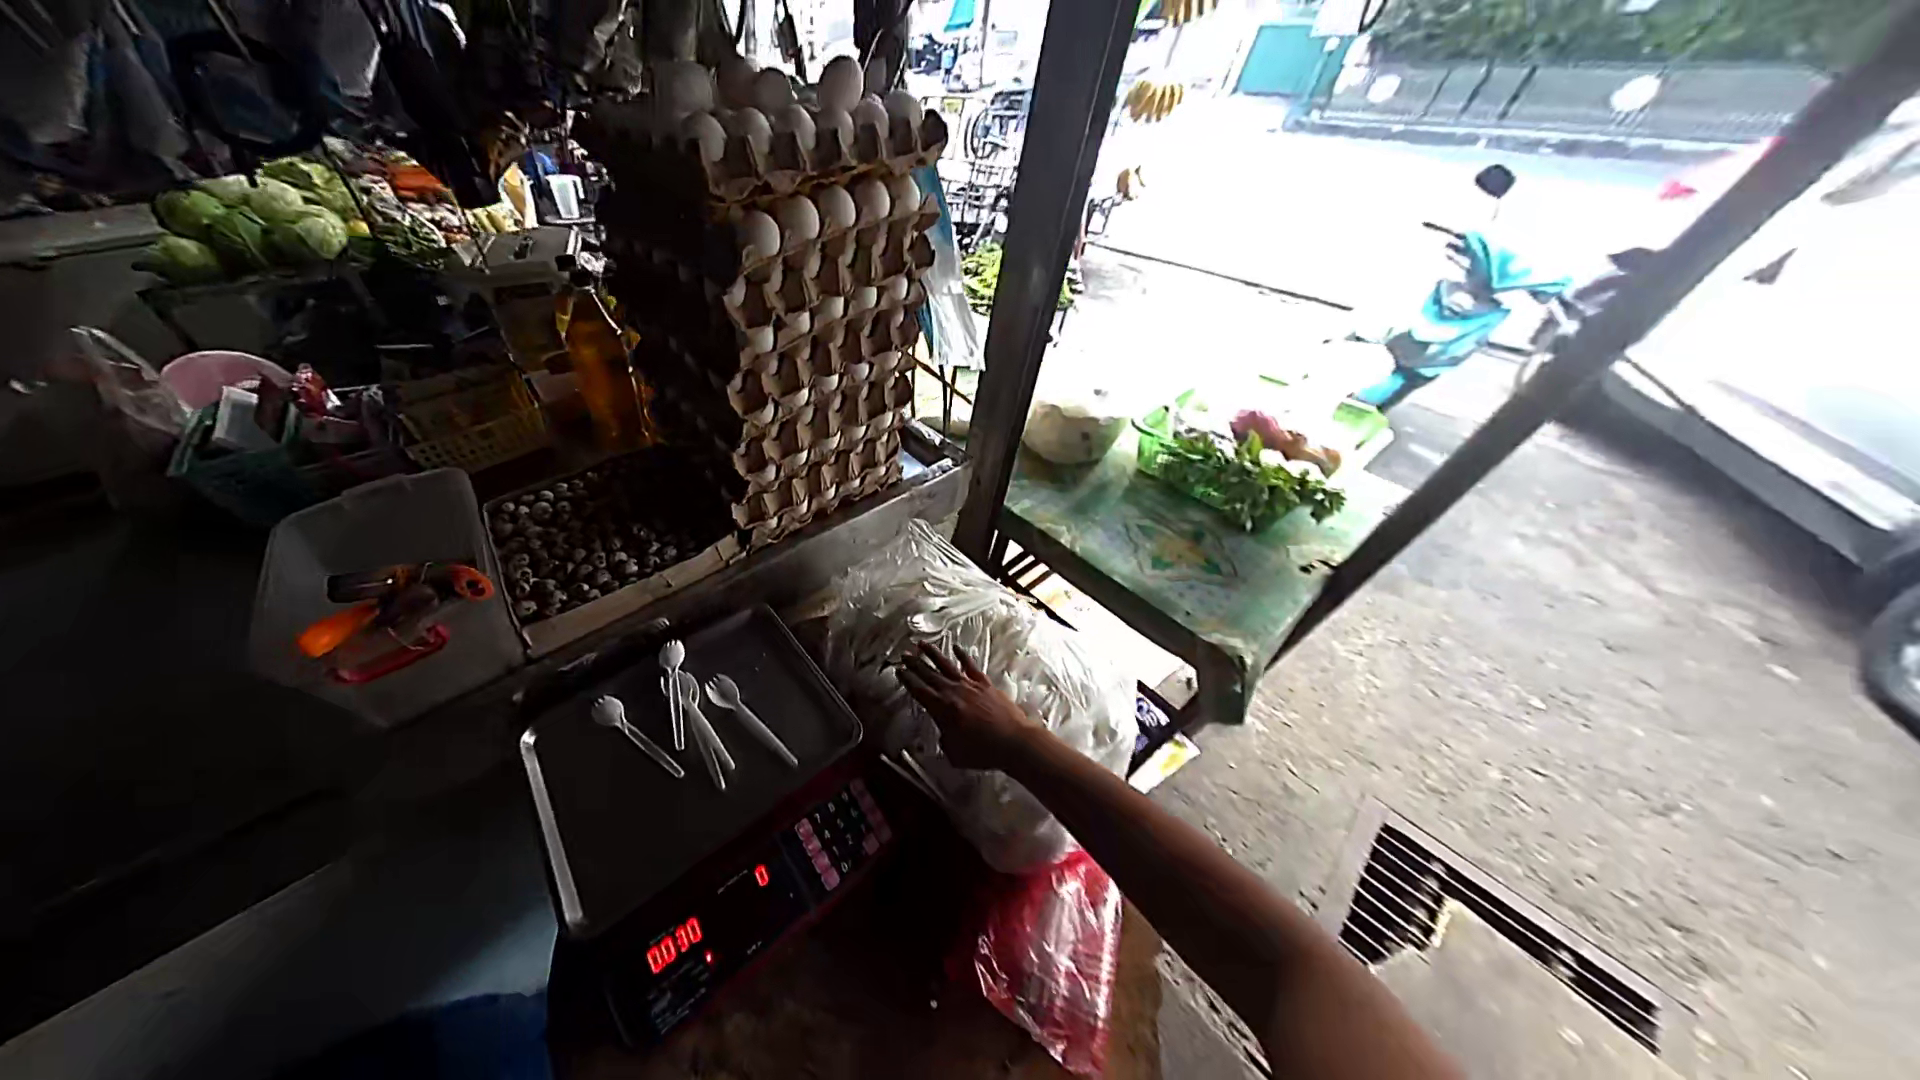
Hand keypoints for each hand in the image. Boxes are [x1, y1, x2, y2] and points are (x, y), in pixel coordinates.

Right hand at [896, 641, 1043, 770]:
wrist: (1014, 741)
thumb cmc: (983, 752)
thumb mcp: (954, 753)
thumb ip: (944, 738)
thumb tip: (943, 729)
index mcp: (943, 710)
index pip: (919, 691)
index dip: (907, 680)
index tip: (898, 670)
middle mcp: (954, 693)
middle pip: (929, 675)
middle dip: (914, 664)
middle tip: (903, 654)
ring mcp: (970, 685)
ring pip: (946, 665)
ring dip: (932, 654)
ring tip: (921, 644)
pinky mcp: (985, 684)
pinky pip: (970, 665)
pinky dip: (962, 655)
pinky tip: (955, 647)